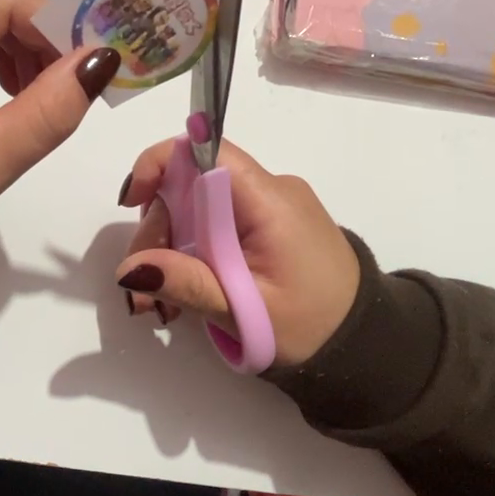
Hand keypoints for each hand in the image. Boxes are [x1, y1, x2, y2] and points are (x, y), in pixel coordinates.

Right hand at [114, 139, 359, 367]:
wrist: (367, 345)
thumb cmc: (312, 327)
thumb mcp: (243, 311)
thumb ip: (186, 284)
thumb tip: (128, 270)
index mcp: (268, 201)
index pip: (205, 150)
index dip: (159, 164)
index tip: (130, 204)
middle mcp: (268, 191)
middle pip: (190, 188)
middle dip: (156, 232)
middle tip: (140, 291)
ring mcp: (268, 208)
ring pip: (196, 210)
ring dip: (168, 250)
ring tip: (156, 306)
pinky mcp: (267, 226)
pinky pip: (215, 225)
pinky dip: (191, 254)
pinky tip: (180, 294)